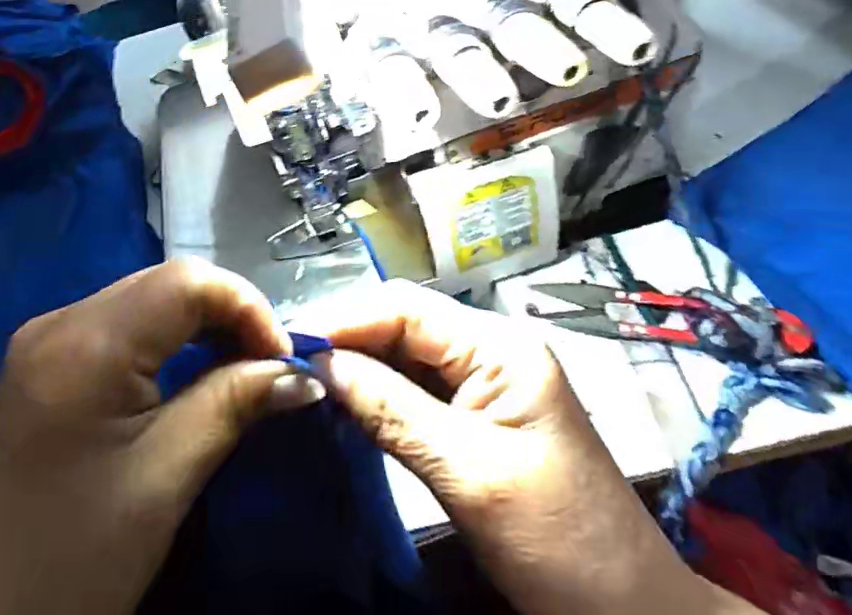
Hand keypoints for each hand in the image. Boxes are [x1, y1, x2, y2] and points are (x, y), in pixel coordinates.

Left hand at [0, 260, 325, 614]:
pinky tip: (186, 375)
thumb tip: (298, 371)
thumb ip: (232, 405)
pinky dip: (161, 341)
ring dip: (195, 325)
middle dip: (223, 312)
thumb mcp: (164, 477)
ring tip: (239, 368)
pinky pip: (113, 328)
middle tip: (269, 364)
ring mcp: (41, 339)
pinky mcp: (38, 364)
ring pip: (139, 301)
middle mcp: (57, 320)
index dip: (245, 304)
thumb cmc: (75, 554)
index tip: (284, 358)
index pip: (183, 280)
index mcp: (85, 340)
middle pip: (160, 283)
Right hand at [313, 279, 752, 614]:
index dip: (344, 320)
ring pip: (399, 354)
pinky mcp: (473, 413)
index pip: (403, 307)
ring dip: (354, 367)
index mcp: (500, 348)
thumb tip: (317, 363)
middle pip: (398, 325)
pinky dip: (373, 394)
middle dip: (344, 342)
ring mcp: (483, 381)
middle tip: (289, 365)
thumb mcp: (469, 473)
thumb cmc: (562, 544)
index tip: (290, 345)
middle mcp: (489, 350)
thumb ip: (389, 408)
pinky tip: (342, 405)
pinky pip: (409, 387)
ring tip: (305, 381)